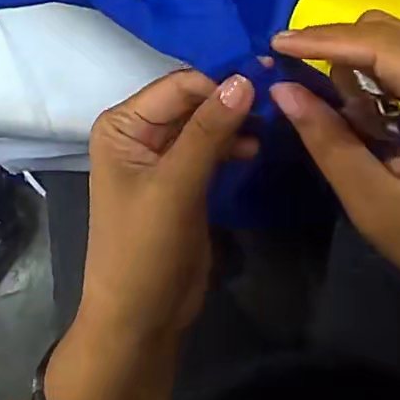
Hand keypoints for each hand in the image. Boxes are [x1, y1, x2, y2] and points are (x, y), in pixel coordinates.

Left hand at [44, 69, 256, 399]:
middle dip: (228, 99)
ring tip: (271, 124)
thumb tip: (243, 80)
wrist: (140, 320)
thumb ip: (209, 131)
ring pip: (203, 123)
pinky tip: (256, 147)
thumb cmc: (145, 248)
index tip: (265, 79)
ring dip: (234, 122)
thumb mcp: (176, 185)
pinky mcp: (181, 178)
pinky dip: (231, 144)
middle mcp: (138, 130)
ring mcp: (160, 155)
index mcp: (122, 123)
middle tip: (276, 98)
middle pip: (190, 101)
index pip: (176, 86)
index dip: (217, 81)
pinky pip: (209, 147)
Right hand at [268, 10, 399, 322]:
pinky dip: (372, 70)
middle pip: (388, 31)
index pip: (385, 47)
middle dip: (334, 44)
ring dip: (353, 58)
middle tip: (295, 73)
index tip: (277, 44)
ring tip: (343, 110)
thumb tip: (282, 88)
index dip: (327, 39)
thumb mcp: (376, 207)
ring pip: (394, 36)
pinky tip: (366, 110)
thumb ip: (328, 142)